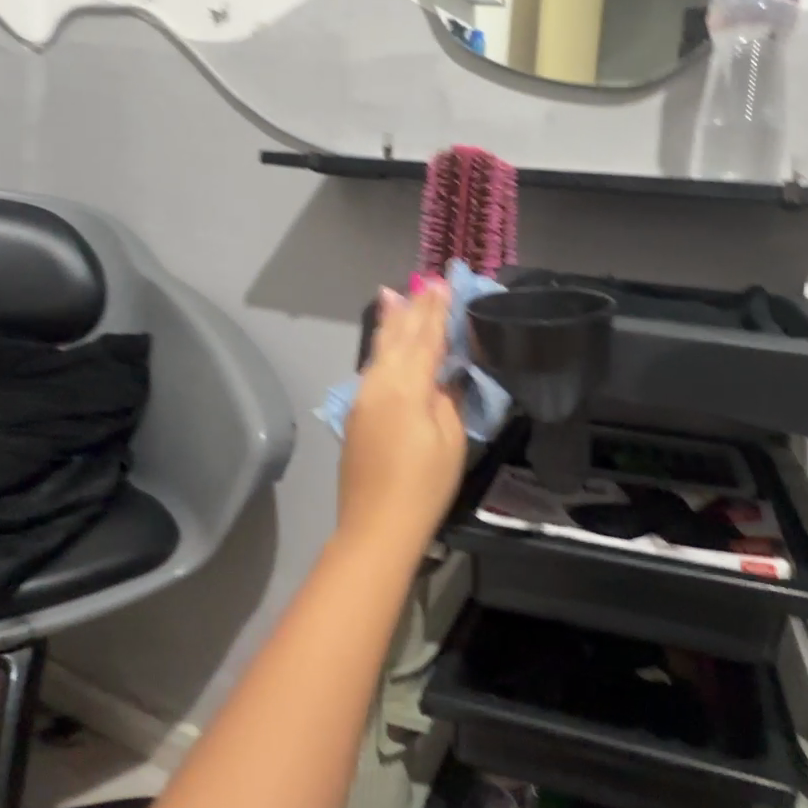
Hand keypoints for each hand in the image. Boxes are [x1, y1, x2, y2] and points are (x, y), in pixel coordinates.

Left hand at [337, 280, 467, 552]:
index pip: (426, 337)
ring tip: (395, 294)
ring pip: (380, 350)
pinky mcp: (356, 414)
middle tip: (425, 280)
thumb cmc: (424, 485)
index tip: (444, 282)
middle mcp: (379, 383)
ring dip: (391, 321)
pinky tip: (383, 341)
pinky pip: (372, 367)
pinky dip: (381, 346)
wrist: (376, 527)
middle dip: (414, 307)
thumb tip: (446, 375)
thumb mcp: (451, 439)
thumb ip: (448, 398)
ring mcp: (362, 397)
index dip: (437, 309)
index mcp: (407, 386)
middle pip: (399, 337)